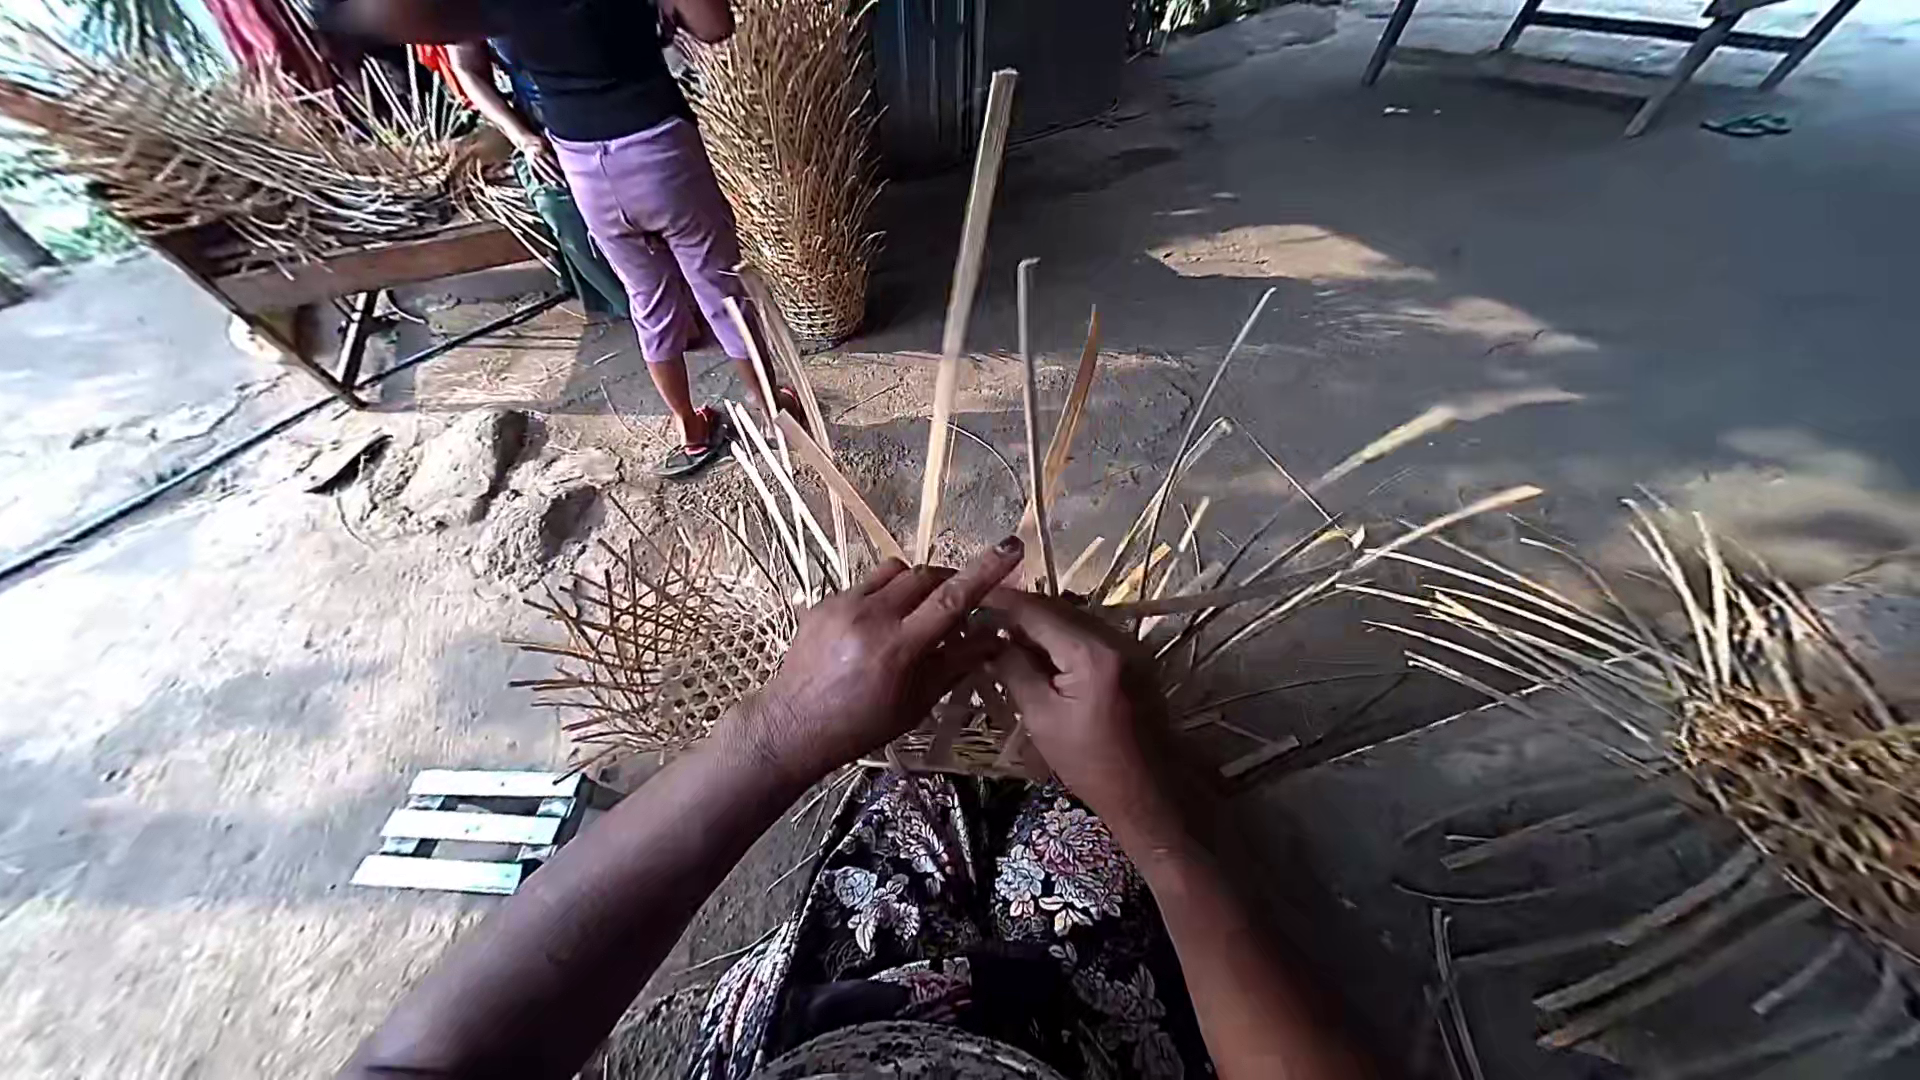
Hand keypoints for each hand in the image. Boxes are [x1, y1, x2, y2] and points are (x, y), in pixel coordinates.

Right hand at [510, 130, 561, 180]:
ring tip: (556, 185)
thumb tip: (565, 161)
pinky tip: (538, 183)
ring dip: (549, 179)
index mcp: (542, 149)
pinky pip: (532, 170)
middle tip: (565, 184)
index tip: (568, 176)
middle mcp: (537, 155)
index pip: (553, 161)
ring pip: (541, 171)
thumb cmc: (542, 143)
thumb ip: (555, 152)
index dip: (560, 169)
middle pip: (548, 168)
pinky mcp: (529, 163)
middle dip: (557, 176)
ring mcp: (532, 160)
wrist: (526, 139)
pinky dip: (535, 176)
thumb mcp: (548, 144)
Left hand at [727, 537, 1025, 782]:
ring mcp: (842, 604)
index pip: (951, 600)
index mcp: (897, 649)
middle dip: (948, 581)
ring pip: (895, 571)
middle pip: (925, 576)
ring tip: (915, 612)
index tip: (1011, 547)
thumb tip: (994, 636)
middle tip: (957, 603)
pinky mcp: (824, 601)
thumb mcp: (915, 704)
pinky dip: (884, 594)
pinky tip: (877, 623)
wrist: (791, 727)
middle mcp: (869, 617)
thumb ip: (955, 664)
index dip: (985, 571)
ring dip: (915, 584)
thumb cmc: (860, 726)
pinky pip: (866, 583)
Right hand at [986, 590, 1180, 840]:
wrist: (1150, 794)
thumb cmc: (1091, 764)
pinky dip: (1062, 636)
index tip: (974, 600)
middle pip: (1058, 608)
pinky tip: (1041, 654)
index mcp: (1091, 654)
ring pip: (1074, 618)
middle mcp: (1116, 638)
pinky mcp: (1135, 656)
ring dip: (1041, 624)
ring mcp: (1130, 645)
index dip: (1003, 602)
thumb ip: (1014, 670)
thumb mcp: (1042, 718)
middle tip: (985, 623)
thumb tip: (990, 640)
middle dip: (1020, 613)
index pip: (1038, 611)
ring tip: (1007, 639)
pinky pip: (1090, 633)